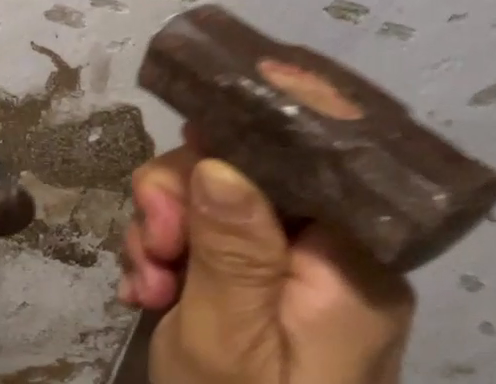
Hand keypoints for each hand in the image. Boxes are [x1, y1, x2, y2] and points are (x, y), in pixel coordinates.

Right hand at [121, 138, 415, 382]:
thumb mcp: (224, 333)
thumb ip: (230, 249)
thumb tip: (220, 161)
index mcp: (350, 270)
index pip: (287, 166)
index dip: (216, 161)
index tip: (163, 199)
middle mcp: (333, 262)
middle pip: (238, 180)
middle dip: (172, 203)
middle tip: (149, 249)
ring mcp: (297, 275)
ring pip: (208, 205)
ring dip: (158, 233)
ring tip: (145, 284)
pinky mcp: (263, 287)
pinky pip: (204, 238)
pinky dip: (164, 255)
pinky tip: (149, 289)